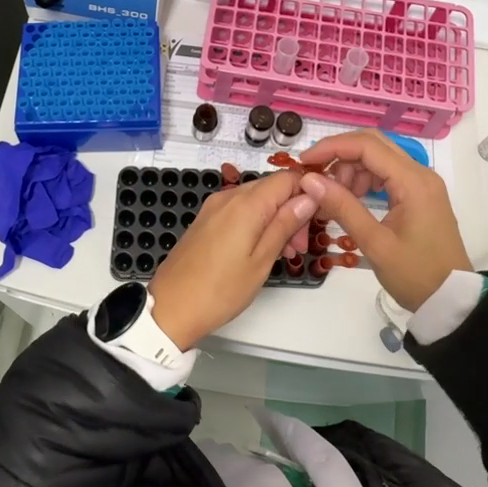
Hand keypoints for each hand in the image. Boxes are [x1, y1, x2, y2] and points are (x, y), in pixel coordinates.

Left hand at [148, 164, 321, 349]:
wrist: (171, 308)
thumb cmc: (220, 290)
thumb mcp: (261, 260)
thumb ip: (285, 225)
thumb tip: (308, 197)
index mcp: (245, 204)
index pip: (286, 178)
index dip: (307, 192)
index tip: (316, 221)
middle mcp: (227, 196)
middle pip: (271, 188)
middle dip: (292, 210)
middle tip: (299, 247)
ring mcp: (213, 207)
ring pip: (256, 200)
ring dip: (275, 219)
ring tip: (283, 253)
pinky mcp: (205, 220)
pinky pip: (239, 210)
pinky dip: (256, 222)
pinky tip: (261, 249)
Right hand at [298, 131, 472, 310]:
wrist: (452, 300)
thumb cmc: (415, 275)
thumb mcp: (375, 243)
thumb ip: (342, 207)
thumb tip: (309, 180)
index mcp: (413, 181)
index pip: (366, 145)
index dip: (331, 147)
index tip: (304, 161)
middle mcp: (420, 173)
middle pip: (373, 144)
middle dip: (340, 155)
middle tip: (316, 177)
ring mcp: (422, 183)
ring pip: (379, 157)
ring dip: (351, 169)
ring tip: (335, 198)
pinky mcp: (419, 194)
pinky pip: (387, 173)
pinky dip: (364, 179)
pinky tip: (351, 200)